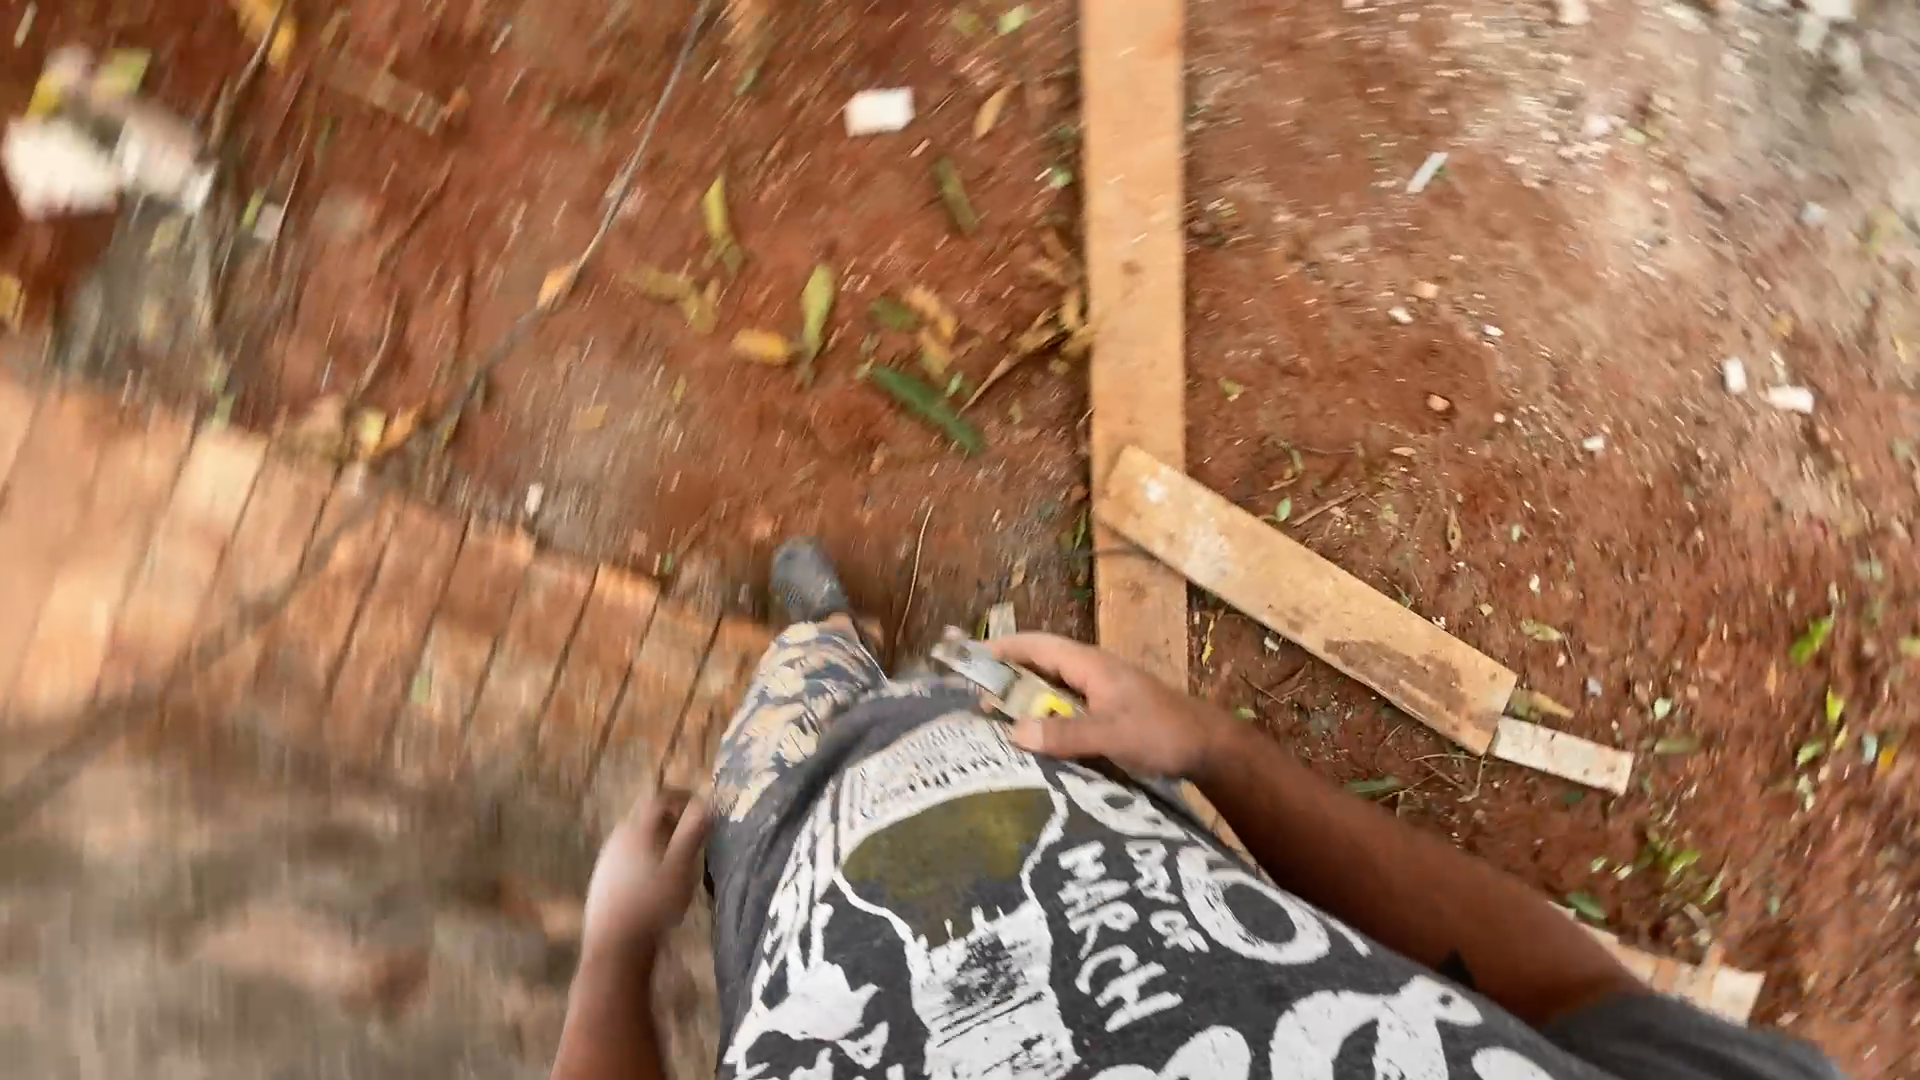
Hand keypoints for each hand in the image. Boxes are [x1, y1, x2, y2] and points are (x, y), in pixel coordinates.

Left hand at [580, 792, 711, 966]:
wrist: (614, 947)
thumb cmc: (653, 904)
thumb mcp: (681, 867)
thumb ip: (693, 832)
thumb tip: (707, 804)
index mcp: (637, 830)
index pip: (659, 798)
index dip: (681, 796)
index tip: (700, 804)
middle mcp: (617, 838)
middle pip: (645, 815)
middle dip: (670, 817)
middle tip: (690, 830)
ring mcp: (606, 860)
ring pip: (635, 836)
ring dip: (657, 836)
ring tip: (675, 855)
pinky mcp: (601, 880)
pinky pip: (626, 854)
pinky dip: (643, 854)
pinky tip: (652, 878)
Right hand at [989, 633, 1231, 777]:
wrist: (1209, 747)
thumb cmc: (1163, 731)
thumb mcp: (1112, 733)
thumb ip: (1065, 734)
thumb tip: (1013, 733)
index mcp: (1089, 664)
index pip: (1036, 645)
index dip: (1002, 648)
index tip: (968, 656)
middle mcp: (1089, 672)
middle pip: (1038, 666)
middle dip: (1004, 676)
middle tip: (970, 696)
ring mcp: (1098, 692)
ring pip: (1049, 690)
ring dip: (1022, 701)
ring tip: (990, 720)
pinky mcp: (1105, 712)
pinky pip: (1063, 709)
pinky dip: (1042, 719)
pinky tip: (1029, 740)